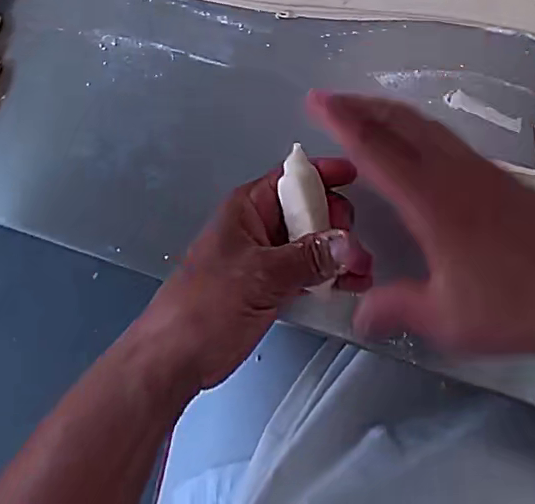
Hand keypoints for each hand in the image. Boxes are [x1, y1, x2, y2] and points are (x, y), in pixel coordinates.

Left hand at [125, 156, 373, 392]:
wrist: (172, 361)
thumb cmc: (203, 306)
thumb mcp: (259, 276)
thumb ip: (307, 258)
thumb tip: (348, 243)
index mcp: (248, 207)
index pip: (291, 177)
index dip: (323, 173)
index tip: (355, 177)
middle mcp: (259, 225)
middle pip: (309, 209)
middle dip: (338, 224)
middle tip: (355, 247)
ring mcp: (266, 256)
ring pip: (313, 243)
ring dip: (339, 254)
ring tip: (362, 273)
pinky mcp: (271, 286)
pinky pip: (308, 271)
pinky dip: (329, 277)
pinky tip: (350, 287)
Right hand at [308, 91, 534, 355]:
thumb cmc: (519, 301)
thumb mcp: (450, 319)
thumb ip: (399, 308)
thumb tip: (359, 314)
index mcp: (430, 198)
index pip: (375, 148)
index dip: (342, 121)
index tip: (316, 100)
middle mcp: (450, 170)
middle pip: (398, 122)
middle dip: (359, 105)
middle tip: (329, 100)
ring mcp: (476, 168)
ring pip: (422, 125)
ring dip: (387, 112)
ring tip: (363, 111)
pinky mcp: (495, 175)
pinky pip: (441, 136)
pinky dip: (412, 126)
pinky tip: (412, 141)